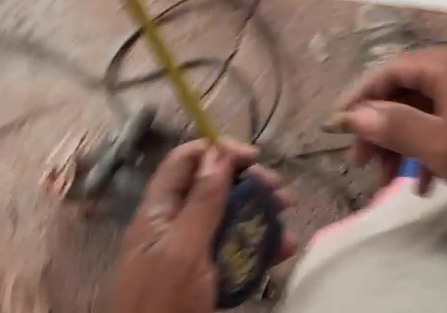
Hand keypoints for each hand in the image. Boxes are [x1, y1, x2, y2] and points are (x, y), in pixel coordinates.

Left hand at [112, 139, 294, 312]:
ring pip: (230, 216)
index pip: (185, 161)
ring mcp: (191, 254)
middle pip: (213, 186)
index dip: (217, 150)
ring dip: (262, 209)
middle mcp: (174, 227)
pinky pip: (238, 251)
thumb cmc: (163, 305)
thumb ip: (202, 202)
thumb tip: (218, 152)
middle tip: (278, 189)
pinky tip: (285, 247)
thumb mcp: (183, 251)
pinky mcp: (208, 278)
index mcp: (158, 213)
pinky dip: (262, 245)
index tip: (253, 158)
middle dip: (249, 181)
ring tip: (288, 212)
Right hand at [329, 44, 446, 208]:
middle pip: (408, 89)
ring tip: (390, 180)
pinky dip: (433, 142)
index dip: (361, 98)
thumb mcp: (440, 146)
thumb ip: (394, 127)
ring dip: (405, 140)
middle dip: (382, 126)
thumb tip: (356, 116)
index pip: (391, 70)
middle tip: (363, 164)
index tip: (338, 127)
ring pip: (429, 106)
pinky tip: (426, 181)